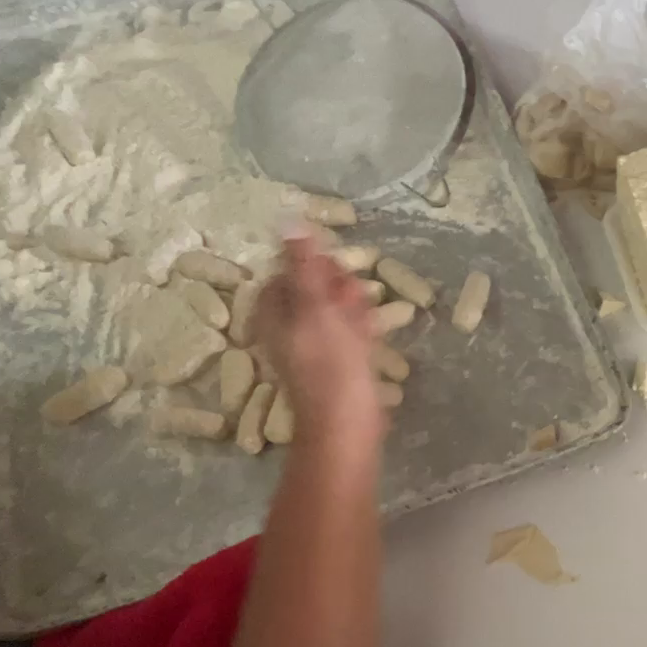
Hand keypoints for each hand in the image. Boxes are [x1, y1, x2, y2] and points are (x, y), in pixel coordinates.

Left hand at [248, 235, 389, 449]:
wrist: (347, 425)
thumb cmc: (331, 366)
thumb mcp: (315, 307)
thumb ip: (304, 265)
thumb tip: (289, 220)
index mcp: (273, 312)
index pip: (291, 271)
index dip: (318, 267)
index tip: (340, 273)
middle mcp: (287, 328)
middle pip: (314, 291)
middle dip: (339, 289)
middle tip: (358, 300)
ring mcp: (311, 350)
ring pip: (333, 315)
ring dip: (353, 310)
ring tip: (368, 319)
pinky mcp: (334, 368)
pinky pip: (346, 338)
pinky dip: (359, 333)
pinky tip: (373, 338)